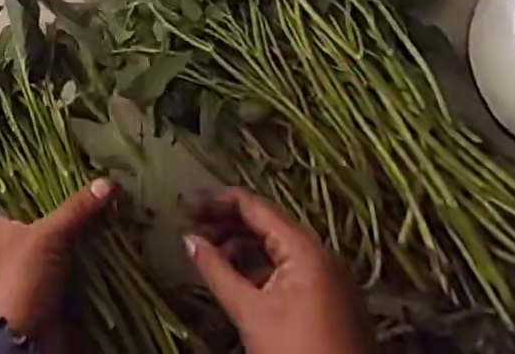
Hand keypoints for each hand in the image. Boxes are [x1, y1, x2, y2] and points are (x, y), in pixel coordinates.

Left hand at [0, 179, 113, 338]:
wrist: (23, 341)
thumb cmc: (22, 278)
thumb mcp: (46, 235)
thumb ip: (75, 210)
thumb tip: (107, 182)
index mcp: (9, 217)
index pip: (32, 187)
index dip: (56, 175)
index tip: (85, 163)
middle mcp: (26, 236)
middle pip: (58, 214)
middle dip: (83, 206)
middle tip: (113, 186)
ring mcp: (47, 262)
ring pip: (75, 239)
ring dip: (97, 231)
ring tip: (125, 207)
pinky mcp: (66, 286)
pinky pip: (87, 265)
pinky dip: (104, 257)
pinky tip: (124, 242)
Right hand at [183, 188, 368, 353]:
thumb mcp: (250, 311)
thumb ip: (215, 269)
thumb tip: (189, 239)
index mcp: (306, 251)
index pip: (252, 206)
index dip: (214, 202)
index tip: (185, 207)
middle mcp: (321, 257)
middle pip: (264, 221)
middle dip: (224, 221)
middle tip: (190, 225)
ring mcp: (329, 280)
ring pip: (274, 244)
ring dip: (237, 242)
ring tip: (206, 249)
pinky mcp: (329, 301)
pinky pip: (286, 266)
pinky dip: (256, 263)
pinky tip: (232, 273)